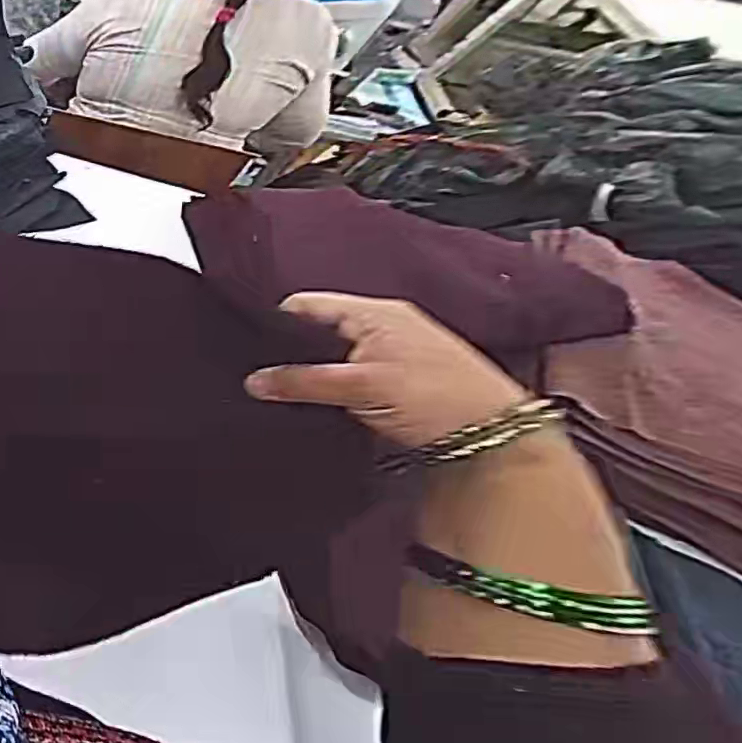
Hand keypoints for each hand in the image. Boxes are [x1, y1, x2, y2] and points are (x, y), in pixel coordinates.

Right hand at [244, 292, 528, 446]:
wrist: (494, 438)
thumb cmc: (436, 399)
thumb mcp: (359, 387)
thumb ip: (301, 381)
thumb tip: (253, 381)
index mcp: (374, 312)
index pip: (305, 304)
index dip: (274, 321)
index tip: (247, 343)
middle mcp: (381, 324)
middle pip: (315, 328)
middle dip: (288, 348)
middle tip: (257, 368)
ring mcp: (388, 350)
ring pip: (328, 352)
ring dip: (308, 368)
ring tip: (279, 384)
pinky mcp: (391, 376)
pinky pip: (343, 371)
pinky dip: (326, 382)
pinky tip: (311, 397)